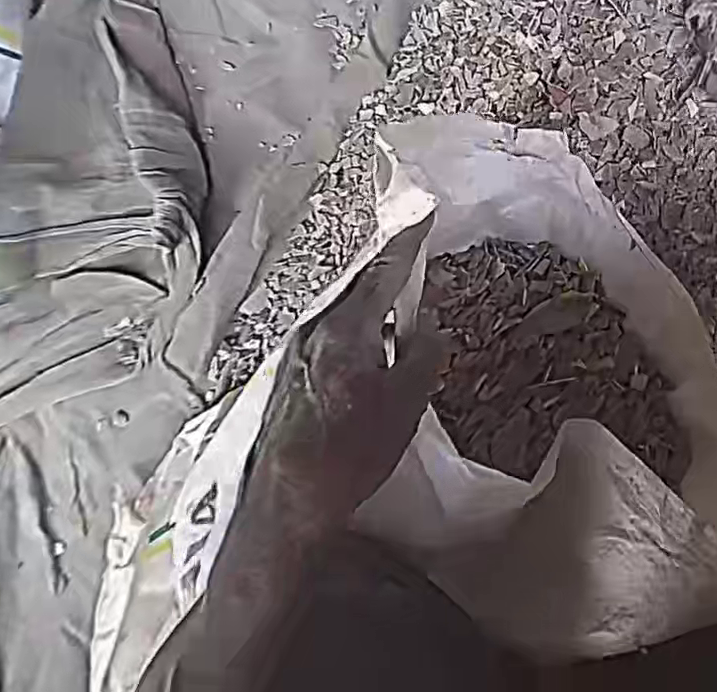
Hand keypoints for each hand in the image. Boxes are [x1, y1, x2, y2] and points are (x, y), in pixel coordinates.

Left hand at [254, 217, 445, 530]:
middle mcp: (317, 330)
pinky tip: (375, 338)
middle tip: (420, 257)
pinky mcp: (293, 368)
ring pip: (347, 306)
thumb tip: (431, 328)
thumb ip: (423, 356)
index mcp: (346, 331)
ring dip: (377, 297)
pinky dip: (361, 320)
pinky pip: (336, 326)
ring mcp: (299, 349)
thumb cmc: (350, 454)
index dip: (409, 242)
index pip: (384, 273)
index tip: (426, 212)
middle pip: (361, 283)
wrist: (285, 504)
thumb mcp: (404, 405)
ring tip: (403, 300)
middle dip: (392, 267)